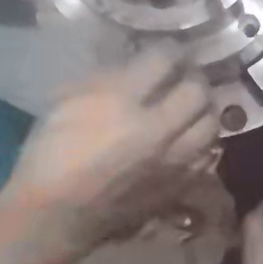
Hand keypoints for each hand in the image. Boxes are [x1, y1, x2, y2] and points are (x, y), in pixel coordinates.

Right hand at [3, 51, 216, 251]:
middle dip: (194, 78)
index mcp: (122, 101)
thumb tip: (137, 63)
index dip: (170, 50)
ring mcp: (173, 160)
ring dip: (204, 111)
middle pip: (198, 92)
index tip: (169, 51)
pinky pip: (207, 156)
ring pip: (211, 125)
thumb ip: (107, 77)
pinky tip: (191, 139)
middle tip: (185, 77)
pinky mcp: (178, 184)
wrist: (57, 213)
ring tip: (193, 108)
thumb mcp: (66, 99)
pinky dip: (203, 142)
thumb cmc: (51, 153)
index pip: (165, 61)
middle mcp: (156, 129)